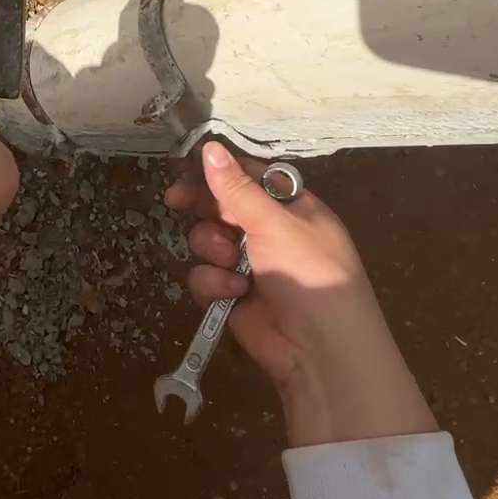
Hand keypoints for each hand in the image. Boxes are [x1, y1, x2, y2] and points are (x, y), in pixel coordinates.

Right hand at [168, 142, 437, 447]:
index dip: (219, 172)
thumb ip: (236, 188)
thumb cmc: (309, 274)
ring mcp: (250, 265)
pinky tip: (232, 293)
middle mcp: (270, 233)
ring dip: (212, 249)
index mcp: (293, 209)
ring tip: (229, 262)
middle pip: (222, 206)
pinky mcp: (232, 295)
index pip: (249, 178)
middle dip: (203, 207)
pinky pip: (205, 275)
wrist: (320, 352)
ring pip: (207, 240)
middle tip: (177, 200)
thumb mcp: (275, 224)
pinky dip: (214, 283)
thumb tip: (209, 146)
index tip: (187, 168)